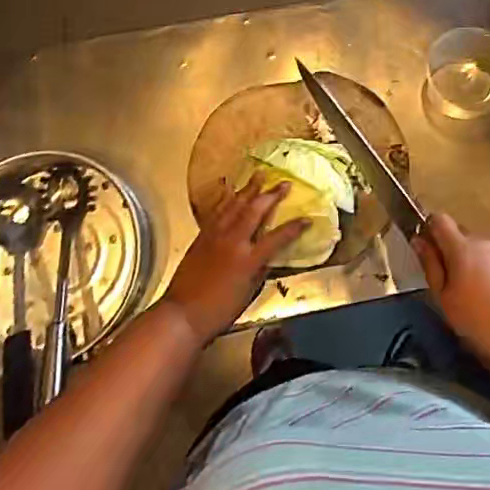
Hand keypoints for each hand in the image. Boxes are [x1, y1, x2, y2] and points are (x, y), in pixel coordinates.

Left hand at [161, 180, 308, 341]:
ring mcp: (215, 235)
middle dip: (272, 195)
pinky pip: (217, 211)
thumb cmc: (219, 310)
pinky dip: (227, 198)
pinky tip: (231, 192)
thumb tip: (269, 255)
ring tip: (259, 175)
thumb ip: (261, 269)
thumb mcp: (249, 292)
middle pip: (255, 210)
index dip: (295, 228)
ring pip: (235, 205)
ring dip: (249, 189)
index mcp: (248, 259)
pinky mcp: (201, 236)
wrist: (183, 313)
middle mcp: (232, 241)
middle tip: (284, 184)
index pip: (278, 237)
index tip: (307, 219)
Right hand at [413, 214, 489, 380]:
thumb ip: (431, 266)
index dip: (429, 230)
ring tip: (473, 297)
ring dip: (472, 264)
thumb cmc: (480, 323)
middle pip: (460, 235)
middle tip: (448, 284)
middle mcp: (485, 243)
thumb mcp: (445, 299)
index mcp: (462, 247)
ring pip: (480, 250)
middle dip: (450, 251)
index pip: (439, 219)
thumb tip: (419, 240)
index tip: (427, 251)